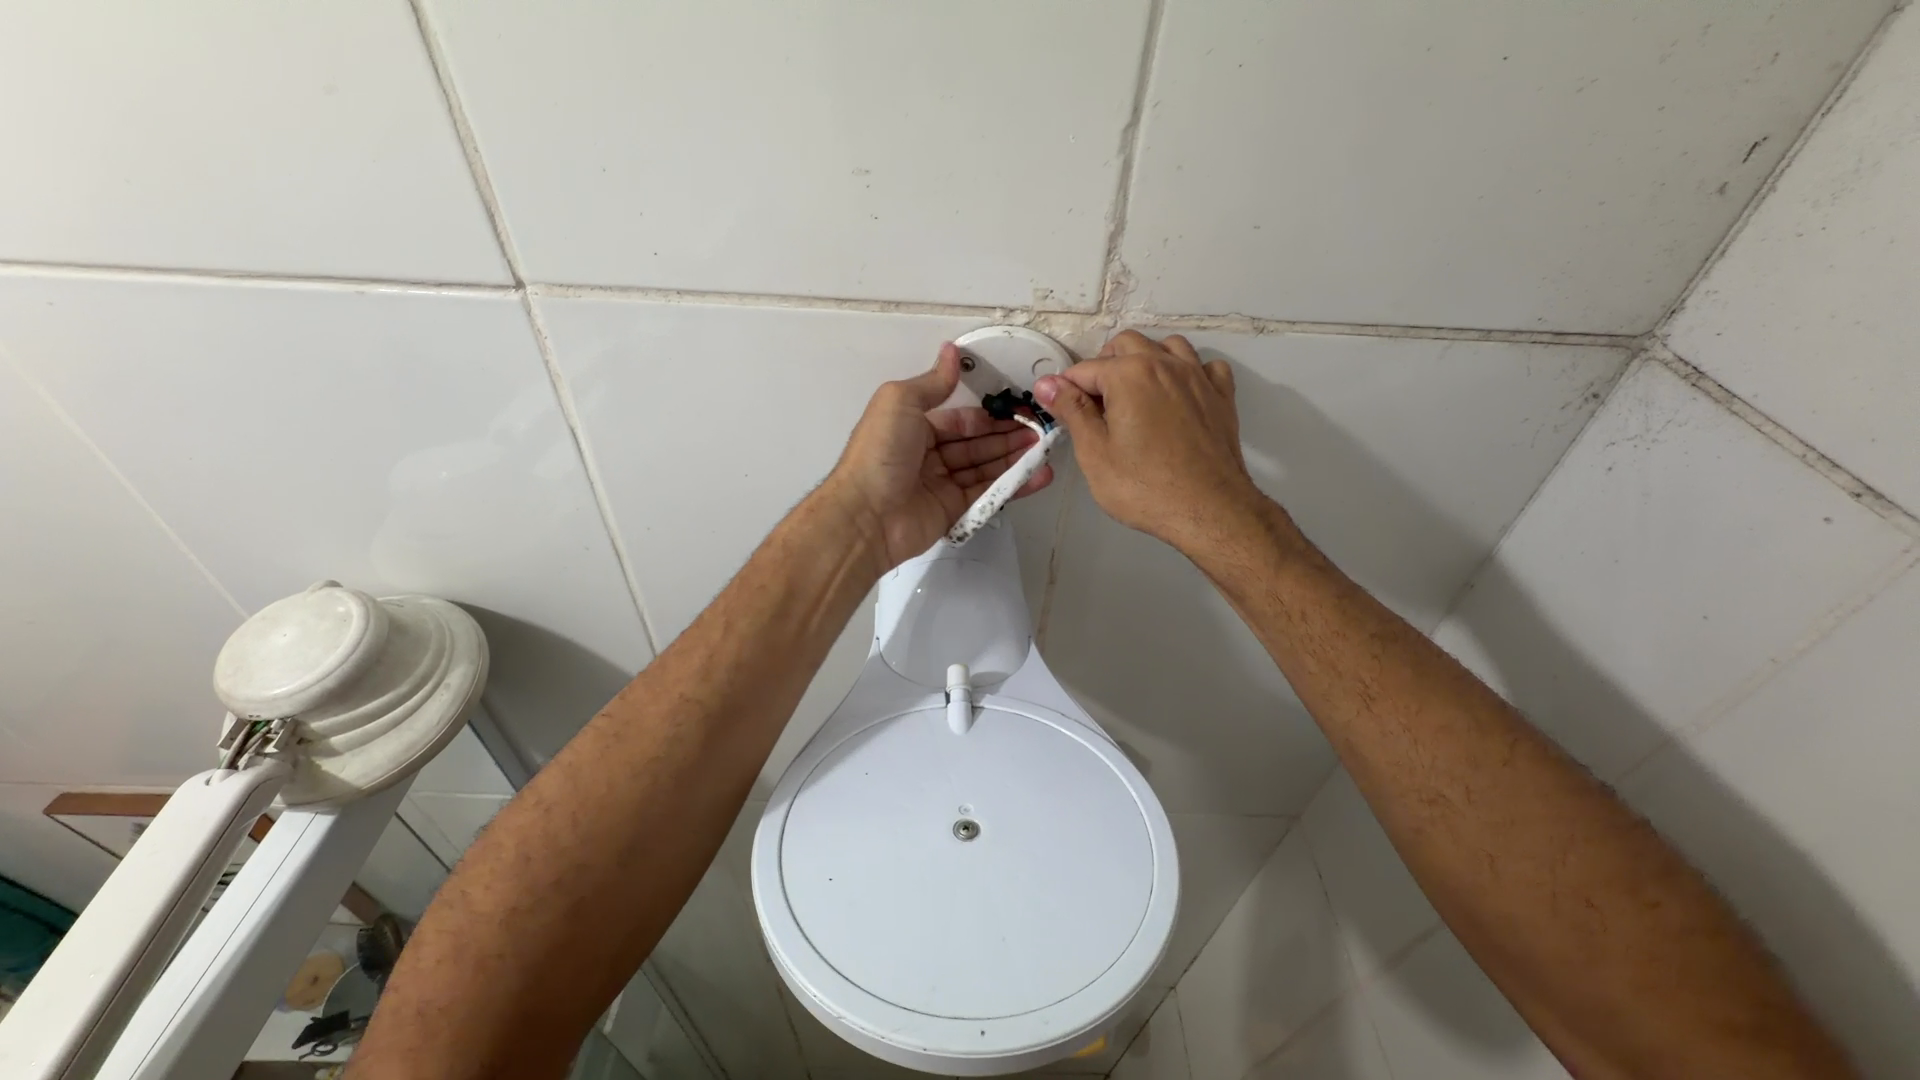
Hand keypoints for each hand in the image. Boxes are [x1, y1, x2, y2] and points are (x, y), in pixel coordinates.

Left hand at [823, 343, 1054, 570]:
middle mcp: (927, 456)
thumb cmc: (878, 454)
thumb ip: (933, 382)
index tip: (1019, 411)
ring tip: (1044, 450)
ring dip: (1015, 459)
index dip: (990, 415)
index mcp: (913, 428)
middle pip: (977, 444)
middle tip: (1040, 431)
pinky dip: (1013, 485)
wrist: (865, 516)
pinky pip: (987, 494)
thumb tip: (950, 352)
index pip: (961, 420)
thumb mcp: (901, 402)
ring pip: (985, 468)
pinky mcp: (951, 511)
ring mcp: (940, 485)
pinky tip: (1036, 475)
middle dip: (1009, 436)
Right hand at [1035, 331, 1268, 553]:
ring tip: (1134, 394)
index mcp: (1129, 374)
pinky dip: (1188, 372)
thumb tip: (1047, 384)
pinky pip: (1205, 367)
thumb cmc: (1146, 488)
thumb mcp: (1095, 452)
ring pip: (1167, 347)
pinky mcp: (1221, 397)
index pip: (1084, 369)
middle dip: (1104, 367)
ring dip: (1145, 360)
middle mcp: (1165, 365)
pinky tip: (1178, 394)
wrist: (1208, 511)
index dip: (1066, 390)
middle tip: (1095, 406)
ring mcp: (1198, 377)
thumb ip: (1071, 410)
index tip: (1061, 411)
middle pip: (1126, 345)